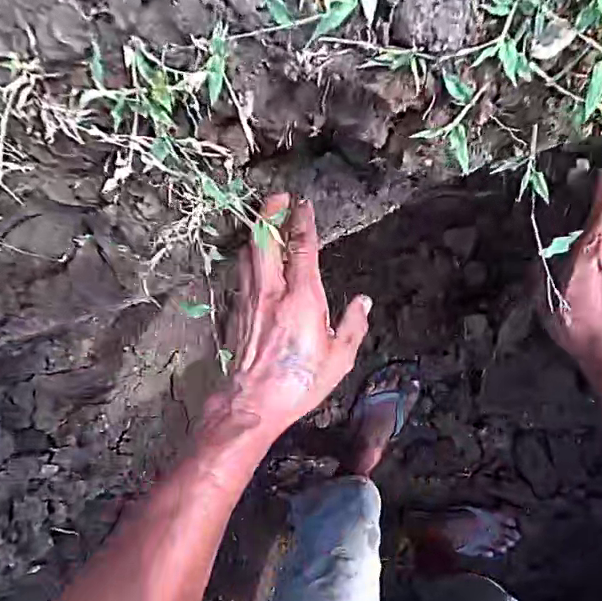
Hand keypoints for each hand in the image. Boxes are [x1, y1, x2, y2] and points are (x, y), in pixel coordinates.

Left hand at [203, 195, 370, 442]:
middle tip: (279, 198)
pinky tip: (253, 258)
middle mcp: (272, 291)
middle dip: (270, 212)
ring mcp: (250, 299)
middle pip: (265, 239)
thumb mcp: (339, 359)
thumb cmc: (298, 383)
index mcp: (302, 298)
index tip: (304, 205)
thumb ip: (353, 325)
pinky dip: (248, 256)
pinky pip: (241, 273)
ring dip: (257, 232)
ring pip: (249, 253)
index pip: (301, 247)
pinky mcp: (237, 312)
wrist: (252, 403)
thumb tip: (363, 302)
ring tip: (265, 221)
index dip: (302, 221)